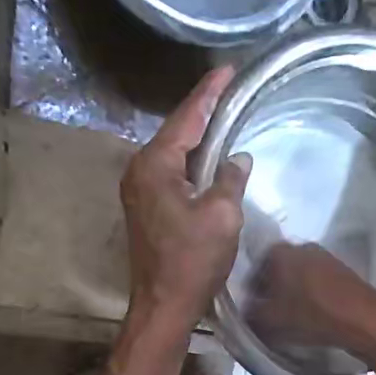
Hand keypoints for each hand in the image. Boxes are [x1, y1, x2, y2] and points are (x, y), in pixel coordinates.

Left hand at [121, 67, 250, 325]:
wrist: (163, 305)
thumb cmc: (192, 260)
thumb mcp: (221, 216)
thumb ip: (230, 178)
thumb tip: (237, 157)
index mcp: (155, 165)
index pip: (186, 118)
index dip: (209, 93)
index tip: (226, 70)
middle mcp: (139, 170)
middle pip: (175, 131)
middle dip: (202, 111)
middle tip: (228, 89)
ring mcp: (138, 190)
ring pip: (172, 152)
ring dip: (196, 136)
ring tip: (222, 116)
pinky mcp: (144, 207)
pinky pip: (169, 171)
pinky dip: (189, 160)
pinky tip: (207, 157)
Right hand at [246, 242, 375, 354]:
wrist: (362, 319)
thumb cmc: (311, 315)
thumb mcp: (270, 320)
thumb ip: (249, 314)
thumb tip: (243, 311)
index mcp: (279, 251)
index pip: (253, 265)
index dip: (250, 287)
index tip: (251, 305)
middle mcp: (301, 246)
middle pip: (276, 268)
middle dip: (271, 288)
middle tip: (268, 311)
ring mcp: (324, 255)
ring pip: (297, 274)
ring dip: (292, 291)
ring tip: (290, 314)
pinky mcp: (341, 269)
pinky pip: (316, 280)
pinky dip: (310, 293)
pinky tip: (311, 311)